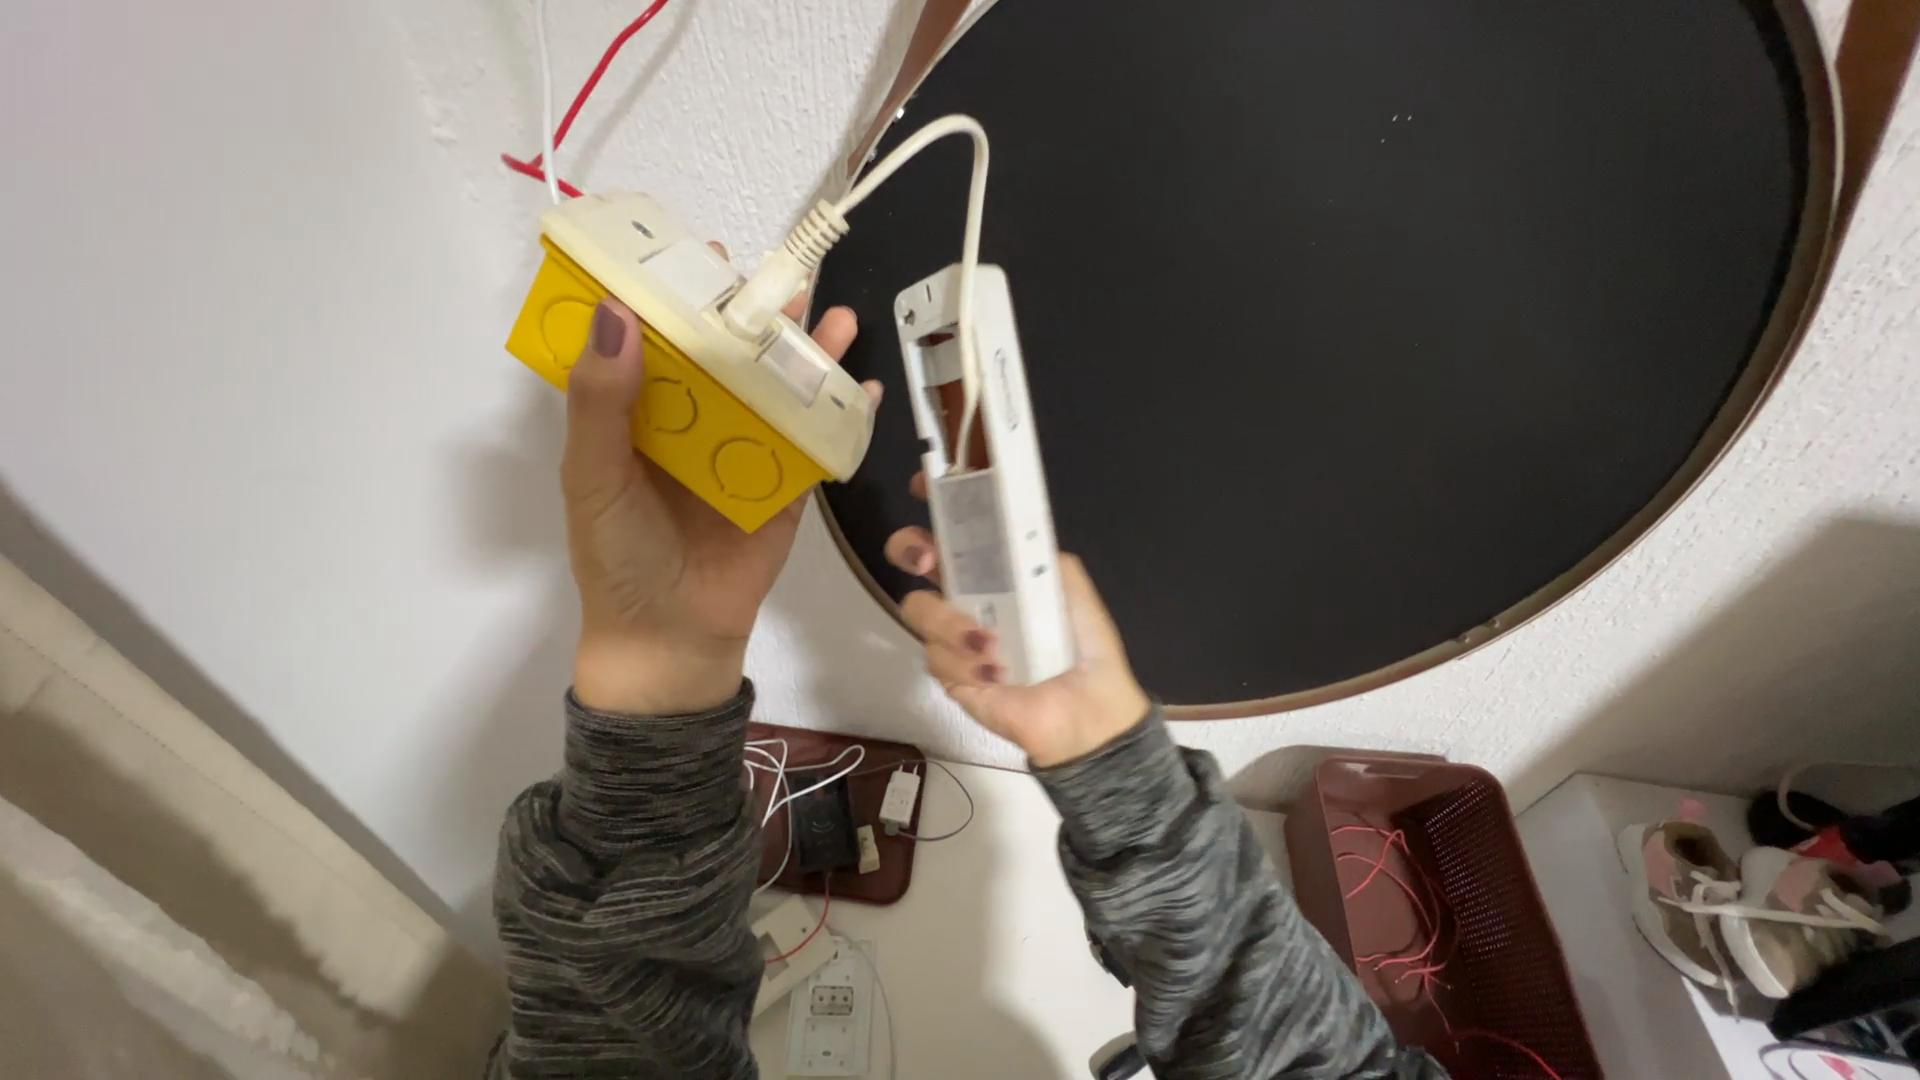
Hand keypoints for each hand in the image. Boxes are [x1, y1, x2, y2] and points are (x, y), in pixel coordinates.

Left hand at [562, 267, 875, 714]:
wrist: (671, 634)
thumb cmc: (619, 554)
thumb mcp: (594, 476)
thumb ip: (602, 401)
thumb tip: (618, 313)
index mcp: (646, 413)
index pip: (664, 340)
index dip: (682, 296)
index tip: (701, 257)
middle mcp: (701, 422)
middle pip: (732, 357)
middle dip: (760, 317)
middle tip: (785, 280)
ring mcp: (749, 453)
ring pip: (780, 391)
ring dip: (810, 356)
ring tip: (837, 317)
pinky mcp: (788, 486)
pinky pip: (816, 444)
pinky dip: (844, 417)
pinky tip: (867, 389)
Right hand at [883, 513, 1149, 767]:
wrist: (1086, 710)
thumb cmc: (1083, 644)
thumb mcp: (1069, 586)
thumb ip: (1041, 554)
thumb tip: (1012, 530)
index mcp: (992, 566)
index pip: (953, 524)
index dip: (934, 499)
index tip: (924, 485)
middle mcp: (964, 592)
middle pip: (909, 556)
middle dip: (909, 549)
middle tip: (930, 561)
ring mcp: (951, 633)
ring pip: (918, 609)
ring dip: (953, 625)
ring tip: (994, 648)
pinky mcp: (948, 673)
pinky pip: (935, 656)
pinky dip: (966, 664)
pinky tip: (999, 674)